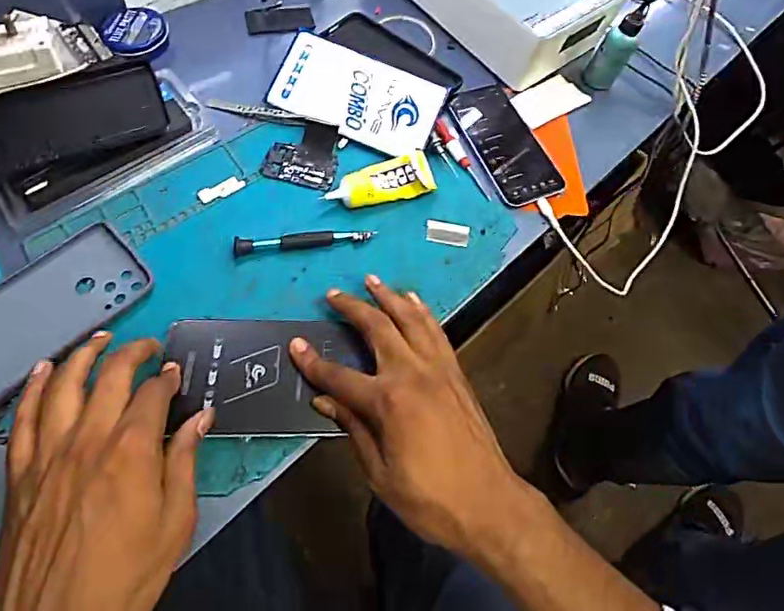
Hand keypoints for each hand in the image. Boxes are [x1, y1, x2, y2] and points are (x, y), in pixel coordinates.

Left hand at [0, 336, 212, 610]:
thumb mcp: (175, 523)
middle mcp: (88, 441)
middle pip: (111, 374)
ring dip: (83, 354)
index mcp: (131, 450)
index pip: (153, 392)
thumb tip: (199, 419)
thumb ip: (185, 462)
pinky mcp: (19, 476)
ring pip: (64, 384)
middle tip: (146, 348)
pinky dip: (33, 388)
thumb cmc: (122, 581)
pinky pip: (23, 419)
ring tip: (98, 340)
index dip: (167, 377)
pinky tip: (43, 371)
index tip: (174, 376)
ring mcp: (48, 456)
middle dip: (133, 352)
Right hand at [290, 276, 539, 554]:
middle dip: (352, 308)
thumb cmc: (429, 498)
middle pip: (377, 328)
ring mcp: (438, 367)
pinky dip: (422, 311)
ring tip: (372, 280)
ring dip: (389, 296)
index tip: (296, 344)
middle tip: (333, 294)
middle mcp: (412, 372)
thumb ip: (353, 429)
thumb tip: (325, 400)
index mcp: (388, 401)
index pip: (340, 376)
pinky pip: (435, 330)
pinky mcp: (455, 370)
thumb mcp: (380, 473)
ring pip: (410, 318)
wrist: (488, 502)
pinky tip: (413, 301)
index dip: (314, 363)